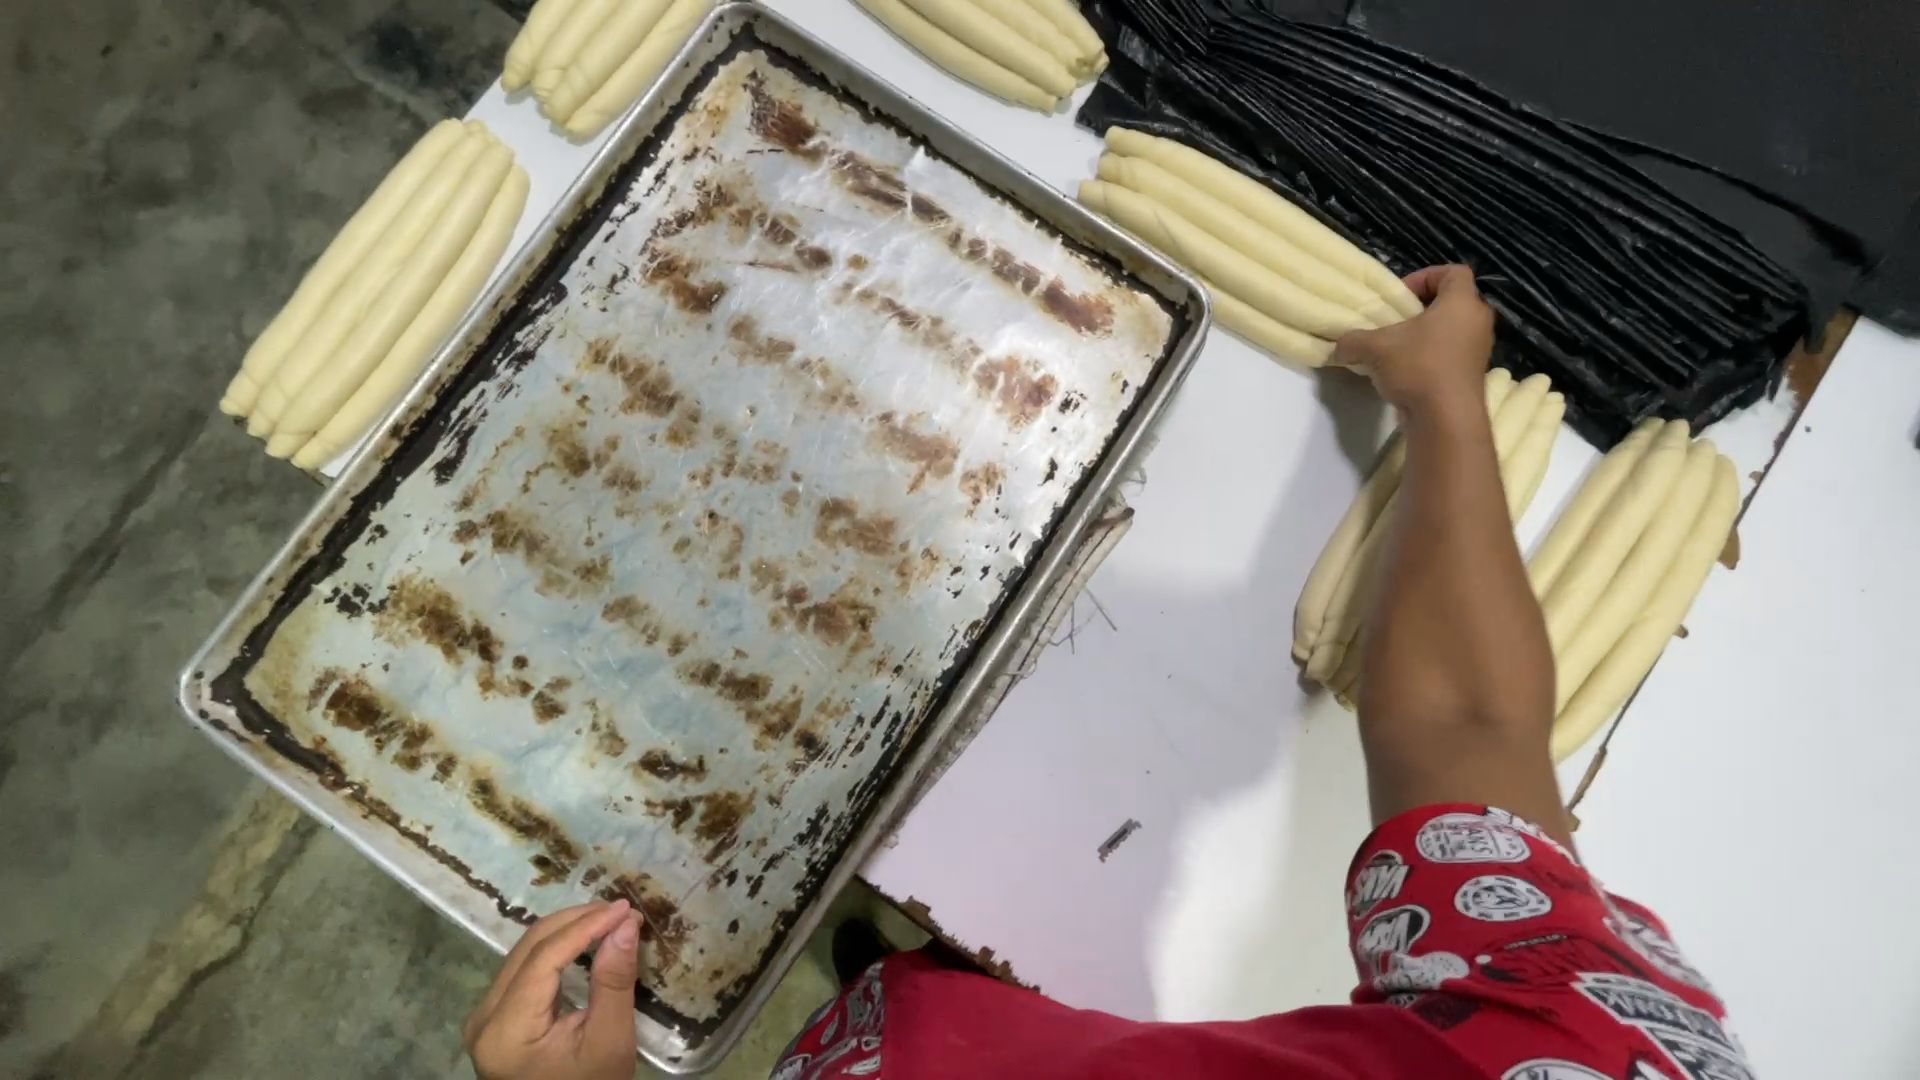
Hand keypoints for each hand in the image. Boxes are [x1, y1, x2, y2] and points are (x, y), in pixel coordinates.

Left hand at [464, 900, 643, 1079]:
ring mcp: (485, 1018)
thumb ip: (613, 981)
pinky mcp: (496, 1018)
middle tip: (623, 911)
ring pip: (527, 950)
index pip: (544, 957)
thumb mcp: (609, 1040)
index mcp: (504, 1030)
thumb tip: (625, 923)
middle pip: (530, 946)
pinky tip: (588, 939)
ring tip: (611, 921)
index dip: (587, 925)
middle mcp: (483, 1018)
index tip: (627, 908)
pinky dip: (560, 946)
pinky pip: (526, 966)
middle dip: (579, 920)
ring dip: (570, 928)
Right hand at [1334, 264, 1493, 417]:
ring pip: (1449, 329)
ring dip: (1422, 335)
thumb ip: (1353, 341)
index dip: (1426, 276)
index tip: (1400, 295)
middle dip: (1420, 309)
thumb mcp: (1374, 348)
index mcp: (1460, 303)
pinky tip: (1402, 373)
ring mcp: (1477, 348)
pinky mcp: (1470, 372)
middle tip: (1394, 322)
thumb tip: (1338, 346)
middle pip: (1450, 302)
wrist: (1445, 416)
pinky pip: (1449, 353)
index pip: (1454, 272)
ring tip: (1394, 350)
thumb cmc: (1418, 367)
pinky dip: (1428, 356)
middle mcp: (1476, 320)